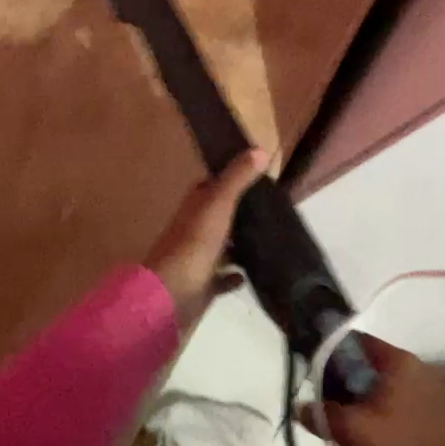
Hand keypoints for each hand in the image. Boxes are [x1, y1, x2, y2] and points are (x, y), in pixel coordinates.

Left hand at [143, 149, 266, 328]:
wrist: (171, 296)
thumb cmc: (194, 245)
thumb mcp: (218, 205)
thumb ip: (237, 178)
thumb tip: (259, 149)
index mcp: (195, 207)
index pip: (211, 186)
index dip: (230, 178)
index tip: (257, 176)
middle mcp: (194, 230)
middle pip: (218, 216)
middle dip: (240, 212)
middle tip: (273, 209)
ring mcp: (197, 260)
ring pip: (222, 247)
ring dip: (240, 244)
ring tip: (271, 239)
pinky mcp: (203, 287)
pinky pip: (222, 278)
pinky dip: (234, 276)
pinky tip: (251, 274)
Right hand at [303, 335, 444, 445]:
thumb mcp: (352, 431)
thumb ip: (322, 414)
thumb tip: (301, 407)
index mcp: (401, 362)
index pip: (356, 343)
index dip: (331, 359)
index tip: (315, 381)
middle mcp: (420, 372)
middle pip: (368, 376)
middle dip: (344, 401)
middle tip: (330, 424)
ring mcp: (433, 400)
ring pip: (382, 403)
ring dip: (361, 424)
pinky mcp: (438, 426)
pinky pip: (399, 421)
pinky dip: (381, 436)